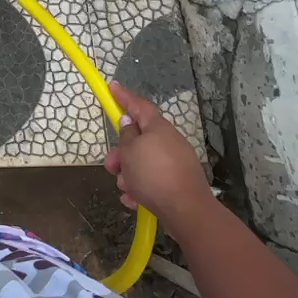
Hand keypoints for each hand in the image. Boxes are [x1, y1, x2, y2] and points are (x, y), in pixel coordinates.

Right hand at [104, 82, 216, 230]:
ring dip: (129, 173)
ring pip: (144, 162)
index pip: (139, 105)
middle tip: (110, 165)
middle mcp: (169, 142)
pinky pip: (153, 179)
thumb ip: (126, 135)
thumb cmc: (153, 174)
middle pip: (139, 139)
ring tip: (124, 188)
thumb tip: (128, 122)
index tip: (112, 86)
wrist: (187, 211)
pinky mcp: (178, 183)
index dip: (124, 96)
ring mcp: (176, 163)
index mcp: (158, 128)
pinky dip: (141, 187)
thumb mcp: (129, 151)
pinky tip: (133, 200)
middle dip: (121, 153)